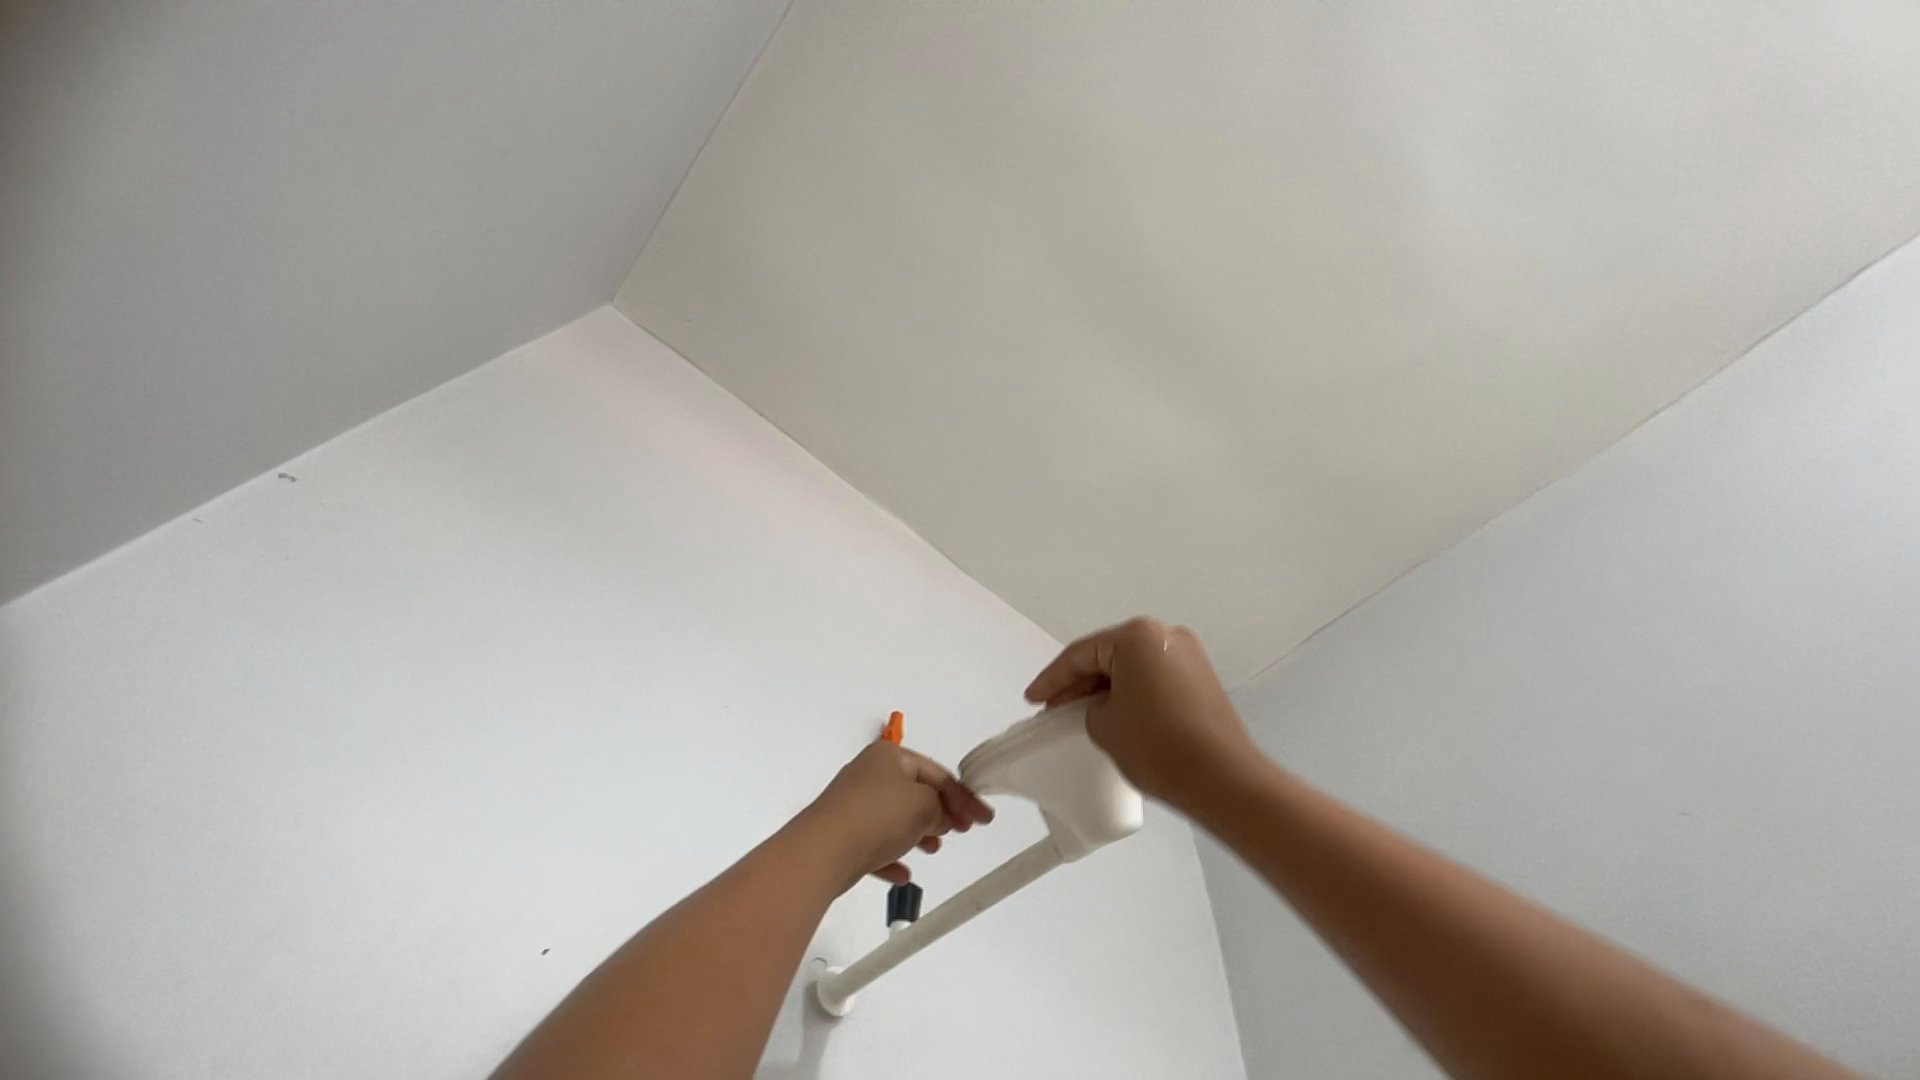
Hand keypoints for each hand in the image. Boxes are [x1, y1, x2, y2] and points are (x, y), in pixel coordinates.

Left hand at [794, 742, 994, 889]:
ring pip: (894, 818)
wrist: (822, 850)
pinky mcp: (841, 833)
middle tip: (958, 832)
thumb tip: (940, 815)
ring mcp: (852, 805)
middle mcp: (869, 774)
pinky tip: (904, 876)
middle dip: (939, 813)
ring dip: (917, 834)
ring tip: (933, 849)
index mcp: (889, 756)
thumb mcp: (923, 806)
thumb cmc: (878, 817)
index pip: (936, 773)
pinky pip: (874, 843)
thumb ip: (941, 808)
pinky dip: (892, 856)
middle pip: (914, 792)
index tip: (984, 820)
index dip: (963, 797)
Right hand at [1024, 617, 1262, 815]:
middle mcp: (1166, 636)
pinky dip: (1131, 694)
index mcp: (1138, 636)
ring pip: (1132, 668)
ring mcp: (1189, 657)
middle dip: (1079, 682)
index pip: (1081, 654)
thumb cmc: (1157, 745)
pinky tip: (1115, 716)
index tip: (1032, 699)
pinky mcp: (1202, 680)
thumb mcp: (1103, 725)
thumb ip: (1090, 706)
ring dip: (1105, 689)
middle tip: (1053, 708)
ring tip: (1080, 715)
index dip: (1052, 679)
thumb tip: (1102, 706)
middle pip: (1108, 656)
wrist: (1223, 779)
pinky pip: (1154, 680)